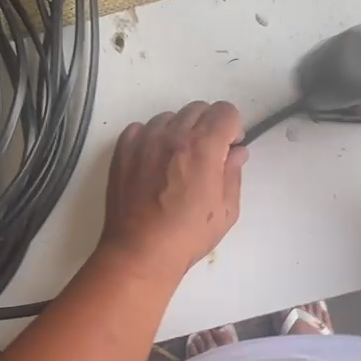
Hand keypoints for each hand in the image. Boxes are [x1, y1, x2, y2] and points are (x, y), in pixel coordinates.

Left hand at [98, 101, 247, 276]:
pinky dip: (151, 137)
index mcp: (203, 147)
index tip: (228, 147)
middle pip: (198, 109)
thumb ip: (233, 173)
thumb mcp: (226, 210)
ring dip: (179, 131)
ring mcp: (144, 140)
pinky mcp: (123, 150)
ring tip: (177, 160)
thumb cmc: (187, 235)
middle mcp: (173, 135)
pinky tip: (154, 162)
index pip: (225, 111)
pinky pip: (141, 128)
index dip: (232, 128)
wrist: (140, 251)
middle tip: (206, 155)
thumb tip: (237, 153)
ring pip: (169, 117)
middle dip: (208, 127)